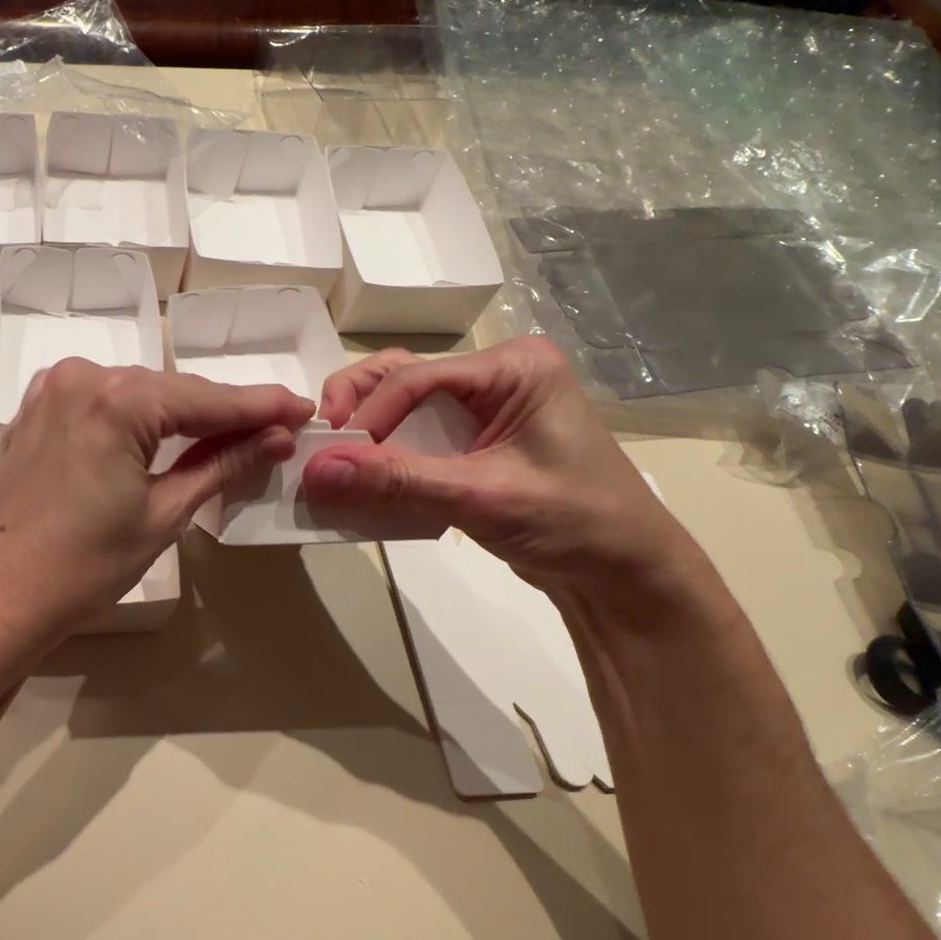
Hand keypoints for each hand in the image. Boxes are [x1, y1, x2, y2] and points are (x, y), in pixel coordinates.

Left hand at [0, 359, 312, 678]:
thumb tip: (276, 438)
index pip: (207, 398)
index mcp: (116, 399)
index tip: (304, 410)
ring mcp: (49, 392)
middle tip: (274, 430)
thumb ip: (221, 465)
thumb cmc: (83, 567)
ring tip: (230, 436)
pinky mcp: (32, 414)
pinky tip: (163, 435)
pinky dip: (135, 419)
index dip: (261, 406)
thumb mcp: (163, 515)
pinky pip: (100, 405)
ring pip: (135, 395)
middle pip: (171, 391)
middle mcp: (80, 377)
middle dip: (222, 411)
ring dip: (179, 414)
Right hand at [302, 336, 696, 597]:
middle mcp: (496, 376)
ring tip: (333, 465)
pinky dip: (383, 458)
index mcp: (514, 367)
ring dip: (365, 434)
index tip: (332, 458)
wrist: (623, 573)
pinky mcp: (474, 444)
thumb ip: (398, 481)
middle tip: (321, 448)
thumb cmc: (572, 522)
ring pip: (402, 406)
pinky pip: (414, 438)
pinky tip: (360, 482)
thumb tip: (316, 471)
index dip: (367, 413)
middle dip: (357, 410)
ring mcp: (485, 409)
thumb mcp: (481, 498)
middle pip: (402, 377)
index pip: (416, 375)